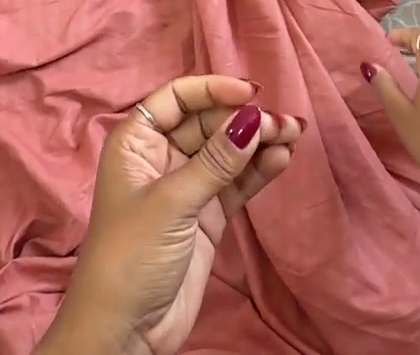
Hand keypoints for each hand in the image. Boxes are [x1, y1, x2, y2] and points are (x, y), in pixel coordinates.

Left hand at [39, 76, 303, 354]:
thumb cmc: (131, 255)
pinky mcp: (206, 216)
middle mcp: (160, 156)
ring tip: (294, 135)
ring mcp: (186, 187)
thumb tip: (252, 118)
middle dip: (243, 120)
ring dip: (259, 143)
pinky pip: (236, 183)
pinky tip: (282, 159)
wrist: (124, 332)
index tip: (250, 93)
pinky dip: (258, 171)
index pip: (177, 99)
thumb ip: (215, 161)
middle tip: (281, 123)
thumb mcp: (171, 202)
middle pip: (207, 123)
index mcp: (136, 141)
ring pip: (226, 152)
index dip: (212, 89)